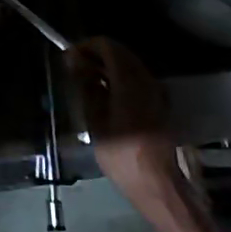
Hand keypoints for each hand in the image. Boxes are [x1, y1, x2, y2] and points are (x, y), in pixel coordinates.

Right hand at [65, 38, 178, 203]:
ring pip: (130, 64)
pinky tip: (107, 96)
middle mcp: (146, 80)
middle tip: (76, 70)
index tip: (70, 58)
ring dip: (108, 67)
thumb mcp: (95, 121)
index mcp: (130, 82)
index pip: (108, 46)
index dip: (87, 47)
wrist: (157, 185)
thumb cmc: (122, 156)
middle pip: (120, 52)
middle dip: (97, 56)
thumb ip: (86, 85)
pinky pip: (138, 78)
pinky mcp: (160, 102)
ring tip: (88, 83)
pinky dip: (120, 78)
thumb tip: (74, 59)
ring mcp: (156, 90)